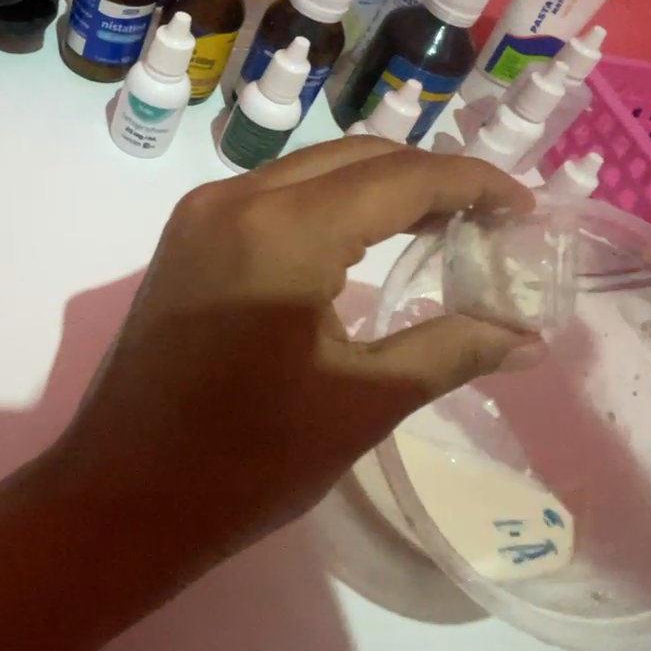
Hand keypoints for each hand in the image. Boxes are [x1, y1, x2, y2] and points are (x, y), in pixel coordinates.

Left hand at [46, 138, 538, 553]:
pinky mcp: (185, 234)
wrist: (123, 492)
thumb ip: (451, 350)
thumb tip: (527, 336)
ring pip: (311, 170)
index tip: (523, 207)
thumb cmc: (247, 459)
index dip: (472, 183)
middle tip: (486, 221)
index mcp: (285, 230)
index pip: (401, 178)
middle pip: (356, 158)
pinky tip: (362, 241)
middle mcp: (237, 197)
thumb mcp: (362, 402)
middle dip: (428, 179)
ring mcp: (202, 211)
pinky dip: (328, 204)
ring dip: (377, 187)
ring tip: (438, 228)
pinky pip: (273, 196)